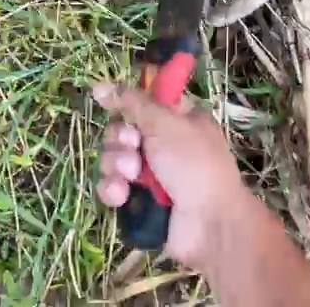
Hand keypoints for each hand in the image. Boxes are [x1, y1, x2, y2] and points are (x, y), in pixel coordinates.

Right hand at [93, 81, 258, 270]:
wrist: (210, 225)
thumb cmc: (194, 163)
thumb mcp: (165, 122)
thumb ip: (132, 101)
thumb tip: (100, 85)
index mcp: (179, 118)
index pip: (145, 100)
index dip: (127, 101)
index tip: (109, 102)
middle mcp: (165, 143)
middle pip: (123, 128)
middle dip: (121, 138)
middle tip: (133, 146)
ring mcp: (153, 174)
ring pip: (115, 157)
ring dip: (117, 164)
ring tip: (131, 175)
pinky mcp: (141, 200)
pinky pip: (114, 186)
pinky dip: (114, 189)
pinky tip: (122, 194)